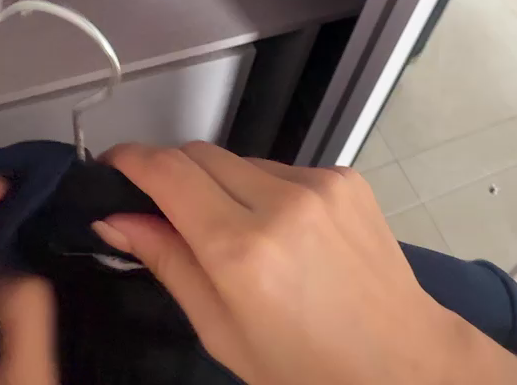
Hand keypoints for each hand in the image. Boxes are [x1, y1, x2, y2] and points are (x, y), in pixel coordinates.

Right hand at [97, 142, 516, 384]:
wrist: (404, 362)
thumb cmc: (308, 370)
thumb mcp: (223, 332)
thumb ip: (168, 263)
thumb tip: (116, 218)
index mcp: (243, 250)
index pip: (168, 172)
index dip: (131, 159)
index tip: (112, 164)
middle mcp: (280, 201)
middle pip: (199, 153)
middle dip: (172, 172)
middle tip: (163, 208)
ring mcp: (318, 182)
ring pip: (239, 159)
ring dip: (221, 184)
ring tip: (237, 235)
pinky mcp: (343, 175)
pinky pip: (281, 167)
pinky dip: (266, 190)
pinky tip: (283, 232)